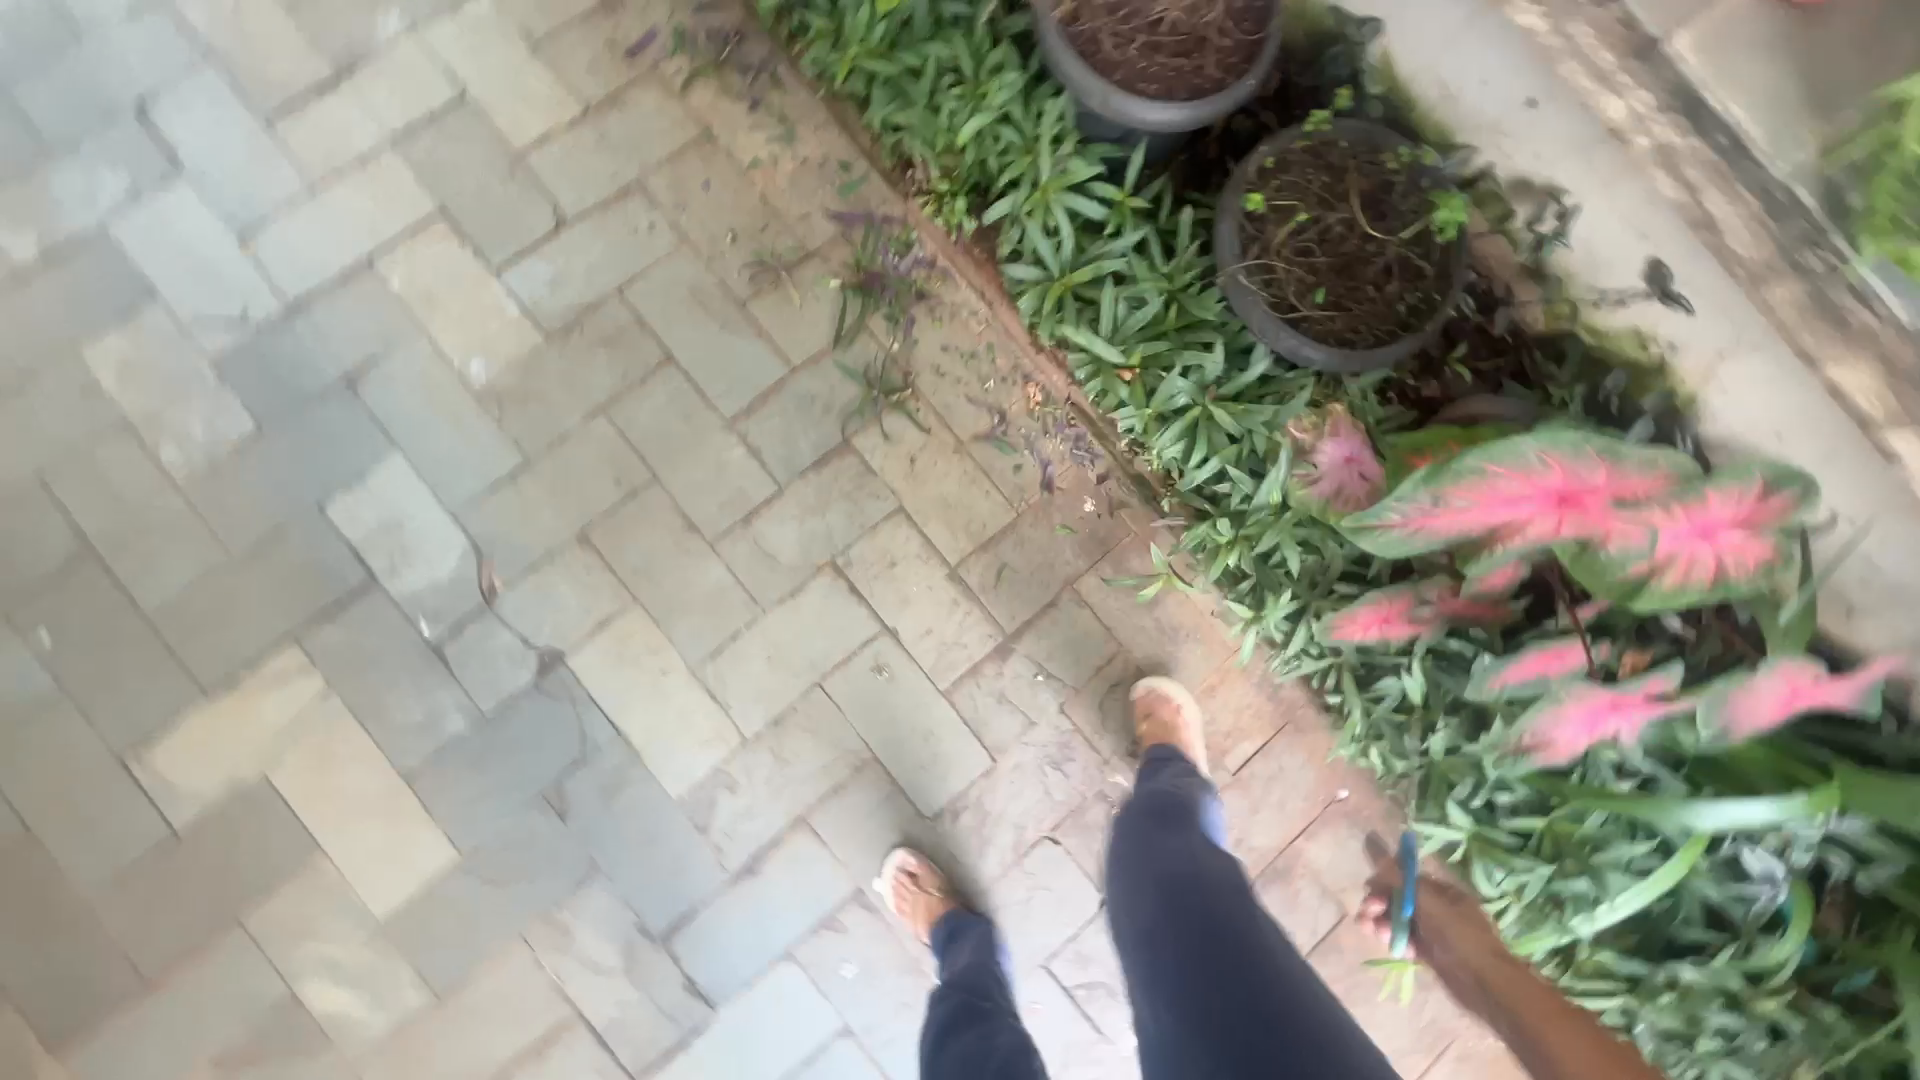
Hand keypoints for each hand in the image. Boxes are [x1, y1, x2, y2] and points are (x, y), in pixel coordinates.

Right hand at [1358, 832, 1511, 1019]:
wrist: (1485, 983)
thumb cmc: (1459, 935)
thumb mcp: (1427, 901)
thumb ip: (1399, 878)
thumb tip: (1376, 848)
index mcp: (1441, 891)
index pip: (1404, 879)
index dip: (1384, 884)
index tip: (1370, 893)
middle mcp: (1436, 908)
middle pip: (1398, 900)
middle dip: (1379, 906)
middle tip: (1367, 917)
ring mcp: (1434, 931)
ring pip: (1398, 921)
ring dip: (1383, 925)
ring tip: (1377, 934)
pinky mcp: (1430, 953)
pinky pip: (1406, 940)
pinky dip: (1398, 942)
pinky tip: (1398, 950)